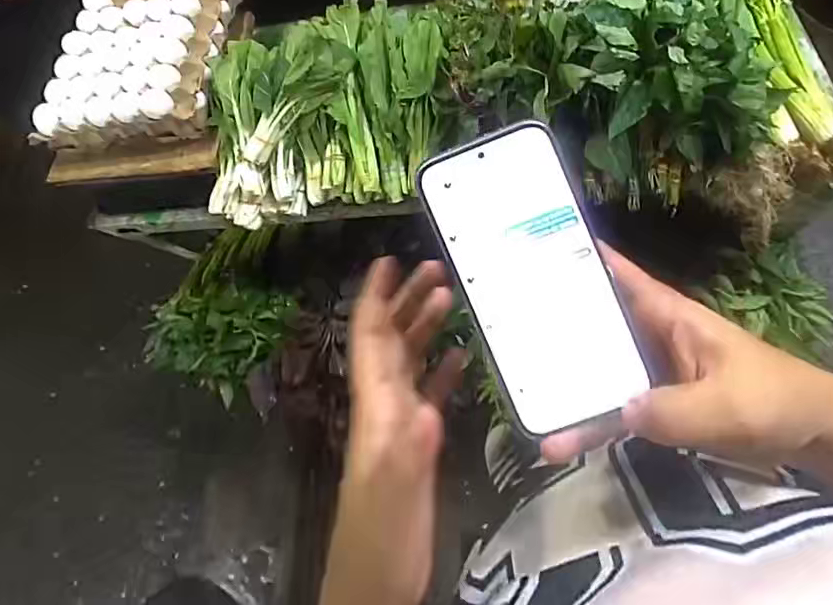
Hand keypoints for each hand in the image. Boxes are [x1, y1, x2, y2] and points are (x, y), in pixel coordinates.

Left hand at [320, 258, 466, 604]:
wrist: (377, 582)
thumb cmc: (380, 535)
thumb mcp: (393, 490)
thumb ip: (408, 449)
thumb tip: (427, 408)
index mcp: (375, 402)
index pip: (369, 334)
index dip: (374, 295)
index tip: (387, 260)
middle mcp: (385, 401)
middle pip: (392, 336)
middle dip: (408, 298)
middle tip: (435, 267)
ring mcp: (402, 421)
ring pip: (412, 357)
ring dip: (426, 325)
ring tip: (451, 295)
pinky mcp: (419, 442)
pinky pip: (431, 391)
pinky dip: (444, 367)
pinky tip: (462, 354)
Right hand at [541, 244, 832, 469]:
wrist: (819, 438)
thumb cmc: (776, 399)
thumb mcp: (730, 404)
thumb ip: (678, 411)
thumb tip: (621, 410)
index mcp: (666, 312)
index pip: (616, 273)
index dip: (578, 253)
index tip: (533, 240)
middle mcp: (649, 334)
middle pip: (593, 319)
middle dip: (553, 315)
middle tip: (504, 313)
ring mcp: (650, 370)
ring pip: (598, 367)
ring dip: (567, 379)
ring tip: (523, 395)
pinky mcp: (657, 404)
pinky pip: (614, 407)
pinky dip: (591, 419)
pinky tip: (562, 439)